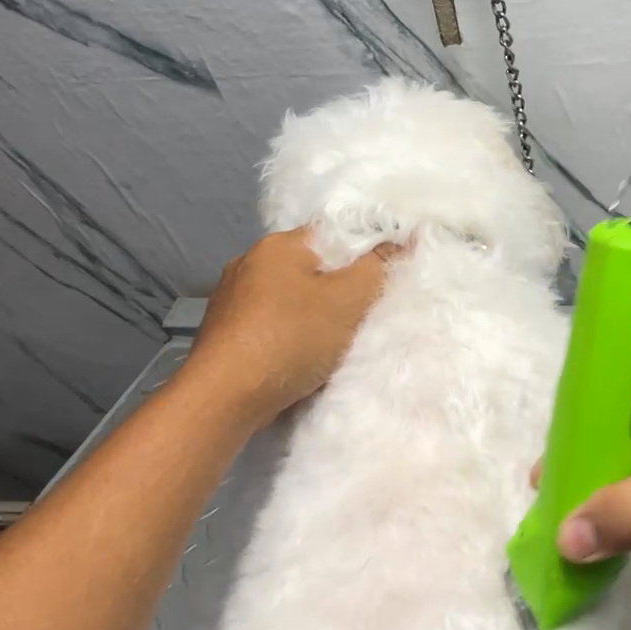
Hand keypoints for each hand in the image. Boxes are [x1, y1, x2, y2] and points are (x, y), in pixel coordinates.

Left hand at [175, 229, 394, 426]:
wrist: (224, 397)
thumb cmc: (291, 339)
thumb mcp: (348, 300)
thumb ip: (378, 266)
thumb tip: (405, 237)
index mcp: (279, 245)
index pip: (334, 233)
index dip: (366, 250)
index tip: (386, 276)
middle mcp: (250, 262)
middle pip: (313, 265)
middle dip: (341, 286)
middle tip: (368, 310)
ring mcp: (232, 297)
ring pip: (292, 295)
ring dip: (315, 311)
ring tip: (338, 337)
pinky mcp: (226, 330)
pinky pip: (272, 321)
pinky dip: (292, 332)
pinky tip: (304, 354)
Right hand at [554, 348, 630, 562]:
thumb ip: (628, 511)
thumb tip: (565, 539)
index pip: (612, 379)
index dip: (576, 418)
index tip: (548, 463)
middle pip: (623, 416)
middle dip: (591, 455)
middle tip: (556, 495)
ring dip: (615, 477)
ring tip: (579, 512)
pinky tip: (620, 518)